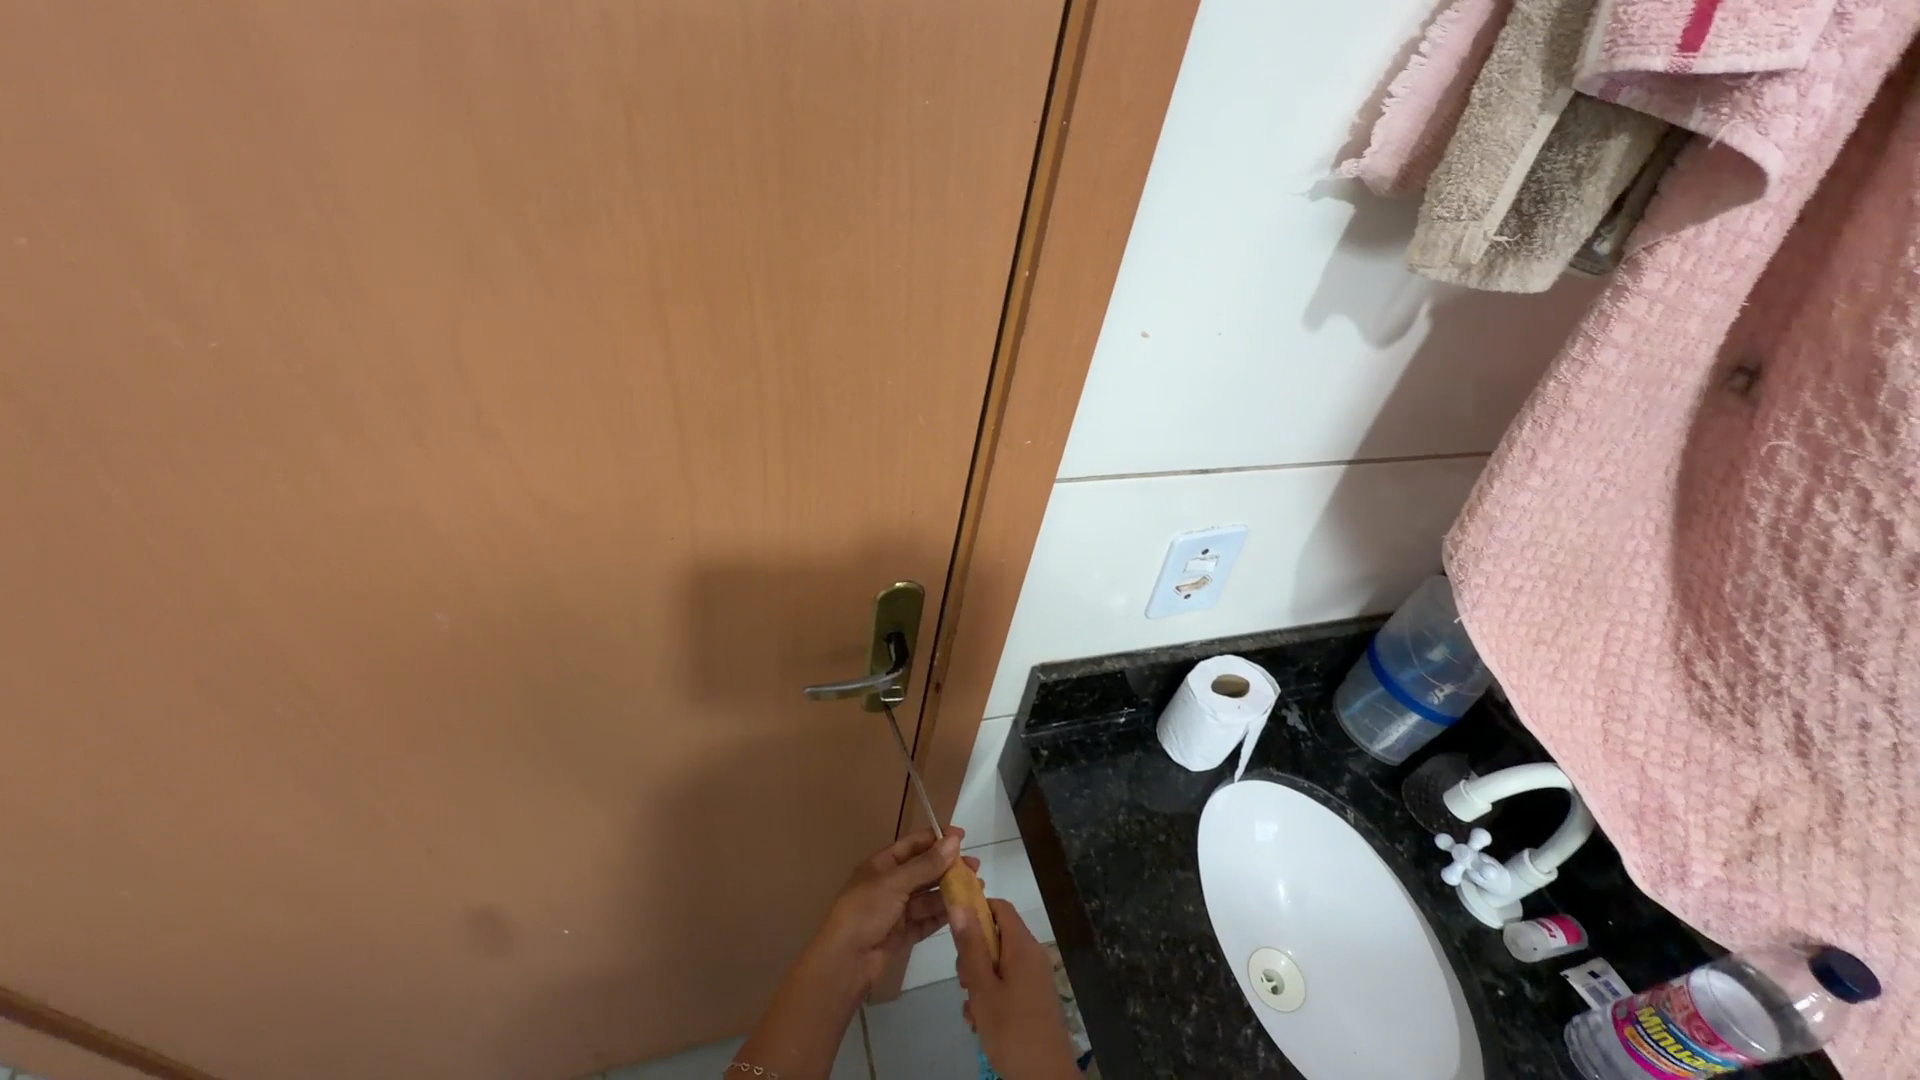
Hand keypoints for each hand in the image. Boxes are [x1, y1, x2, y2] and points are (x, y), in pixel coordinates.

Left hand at [809, 827, 980, 992]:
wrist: (846, 961)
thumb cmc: (865, 912)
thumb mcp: (895, 882)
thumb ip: (926, 864)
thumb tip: (954, 841)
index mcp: (882, 865)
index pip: (913, 845)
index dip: (936, 839)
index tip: (962, 837)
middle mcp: (890, 884)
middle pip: (924, 871)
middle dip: (948, 868)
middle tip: (976, 868)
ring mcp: (896, 910)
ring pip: (928, 897)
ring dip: (950, 892)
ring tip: (976, 890)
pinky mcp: (903, 934)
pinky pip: (927, 920)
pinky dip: (943, 915)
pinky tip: (963, 912)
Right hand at [954, 899, 1079, 1079]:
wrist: (1045, 1078)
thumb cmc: (1011, 1030)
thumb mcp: (982, 988)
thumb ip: (970, 946)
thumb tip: (960, 905)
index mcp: (1022, 946)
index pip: (1000, 907)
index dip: (976, 910)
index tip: (955, 932)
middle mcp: (1033, 956)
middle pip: (997, 937)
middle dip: (974, 956)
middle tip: (964, 983)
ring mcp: (1036, 978)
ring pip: (999, 964)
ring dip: (980, 982)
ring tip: (972, 1010)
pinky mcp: (1035, 998)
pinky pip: (1009, 983)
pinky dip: (993, 995)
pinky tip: (981, 1022)